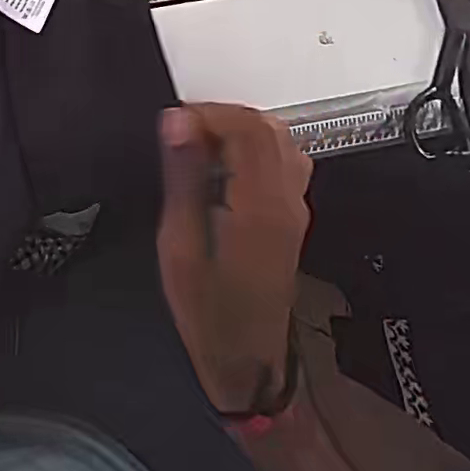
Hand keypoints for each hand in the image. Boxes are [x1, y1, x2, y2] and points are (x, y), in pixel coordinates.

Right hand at [157, 103, 312, 412]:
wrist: (247, 358)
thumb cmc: (207, 309)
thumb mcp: (178, 244)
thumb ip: (182, 177)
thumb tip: (177, 123)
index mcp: (259, 205)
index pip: (247, 128)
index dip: (207, 113)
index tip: (174, 123)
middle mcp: (287, 199)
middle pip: (265, 126)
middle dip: (219, 116)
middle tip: (181, 133)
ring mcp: (295, 206)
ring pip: (277, 138)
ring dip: (236, 130)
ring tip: (198, 147)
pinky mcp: (293, 214)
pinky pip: (281, 158)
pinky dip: (251, 146)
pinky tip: (223, 165)